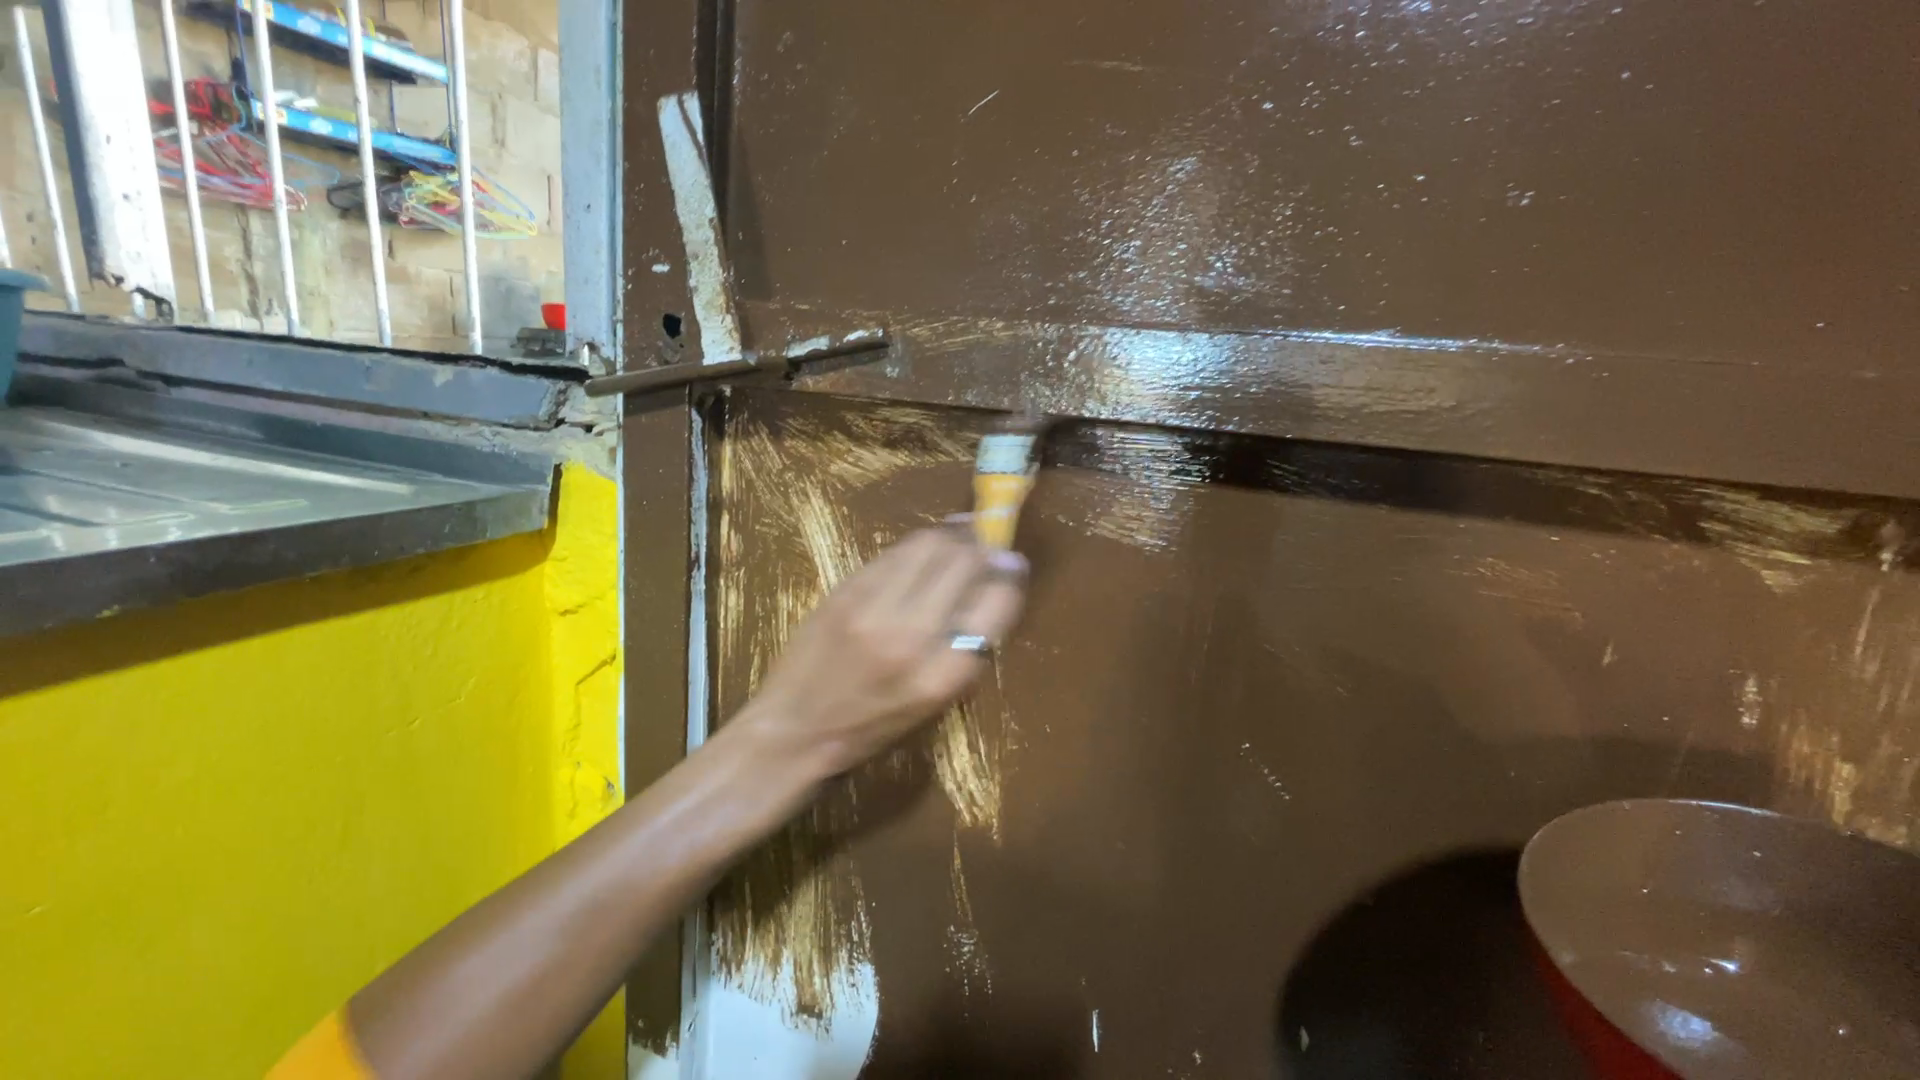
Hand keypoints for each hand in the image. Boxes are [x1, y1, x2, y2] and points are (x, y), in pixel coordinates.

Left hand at [732, 525, 1027, 779]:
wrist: (795, 728)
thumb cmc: (870, 727)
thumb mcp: (932, 704)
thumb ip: (965, 652)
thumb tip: (993, 592)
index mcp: (942, 675)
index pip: (996, 603)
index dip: (1010, 577)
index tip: (1011, 566)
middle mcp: (912, 636)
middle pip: (964, 563)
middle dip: (982, 548)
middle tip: (985, 544)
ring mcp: (874, 608)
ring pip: (929, 545)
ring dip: (950, 537)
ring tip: (957, 537)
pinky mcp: (845, 590)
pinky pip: (893, 553)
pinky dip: (914, 547)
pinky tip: (919, 551)